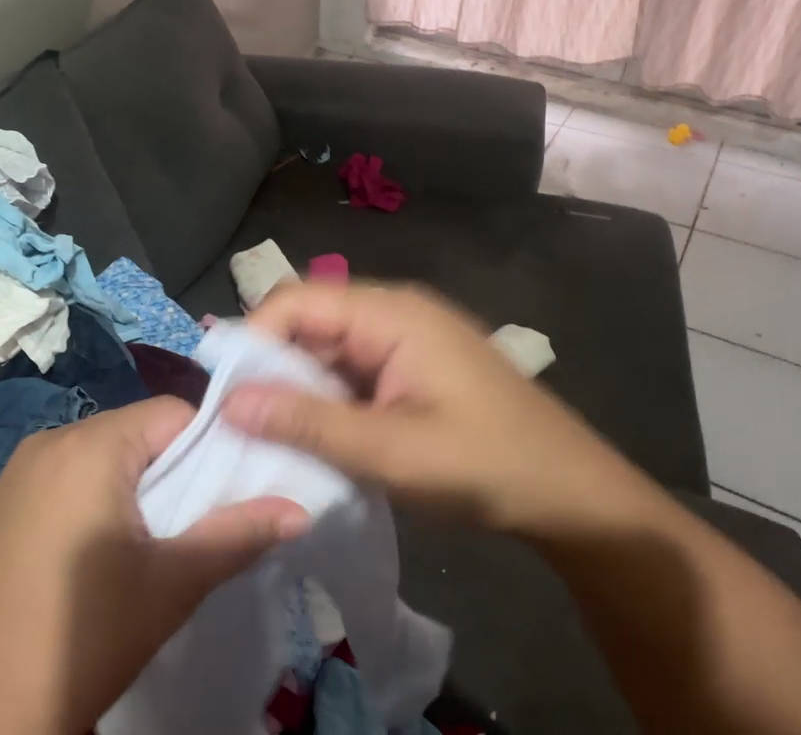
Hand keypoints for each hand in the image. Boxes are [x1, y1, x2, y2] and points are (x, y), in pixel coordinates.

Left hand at [0, 396, 308, 734]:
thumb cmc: (89, 634)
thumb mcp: (173, 583)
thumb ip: (238, 534)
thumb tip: (299, 509)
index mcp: (89, 445)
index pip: (171, 413)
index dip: (212, 444)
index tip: (234, 489)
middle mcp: (48, 440)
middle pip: (134, 433)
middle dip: (173, 470)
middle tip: (199, 523)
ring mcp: (17, 471)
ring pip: (99, 456)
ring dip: (134, 487)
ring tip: (156, 543)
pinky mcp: (2, 503)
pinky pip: (65, 478)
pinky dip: (94, 499)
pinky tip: (103, 554)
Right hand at [222, 280, 649, 537]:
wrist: (577, 499)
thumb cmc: (488, 467)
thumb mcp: (392, 452)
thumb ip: (308, 423)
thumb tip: (228, 402)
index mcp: (391, 313)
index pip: (295, 300)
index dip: (252, 339)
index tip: (224, 395)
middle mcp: (393, 313)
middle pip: (306, 322)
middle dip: (269, 368)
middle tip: (237, 424)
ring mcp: (404, 342)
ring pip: (324, 351)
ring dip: (294, 389)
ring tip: (266, 436)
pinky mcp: (410, 370)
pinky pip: (348, 373)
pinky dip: (323, 402)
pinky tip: (311, 439)